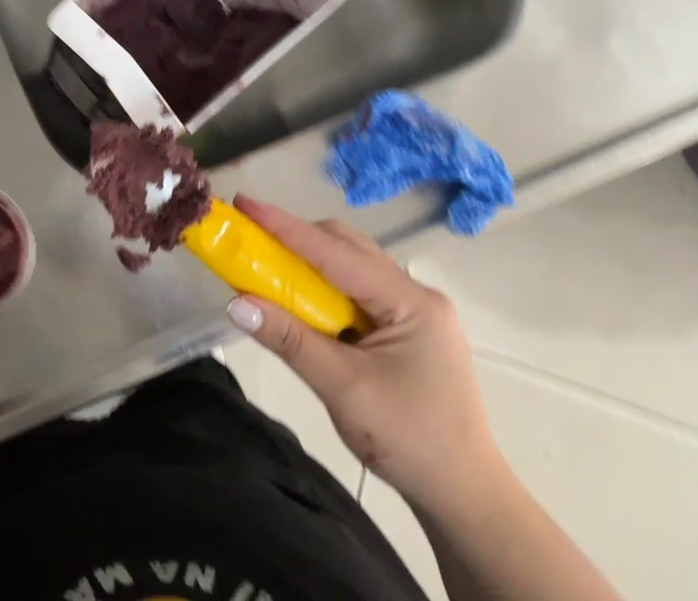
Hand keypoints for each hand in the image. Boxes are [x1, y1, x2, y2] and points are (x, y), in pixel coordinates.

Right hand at [224, 197, 506, 511]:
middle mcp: (416, 296)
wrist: (462, 492)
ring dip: (308, 263)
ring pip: (352, 268)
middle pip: (348, 248)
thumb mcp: (342, 387)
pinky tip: (298, 302)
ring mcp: (413, 313)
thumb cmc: (409, 438)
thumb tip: (235, 302)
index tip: (245, 204)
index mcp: (412, 303)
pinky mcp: (404, 332)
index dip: (286, 227)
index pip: (337, 253)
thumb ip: (289, 340)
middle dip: (296, 238)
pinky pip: (355, 293)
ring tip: (265, 264)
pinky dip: (321, 289)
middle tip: (249, 237)